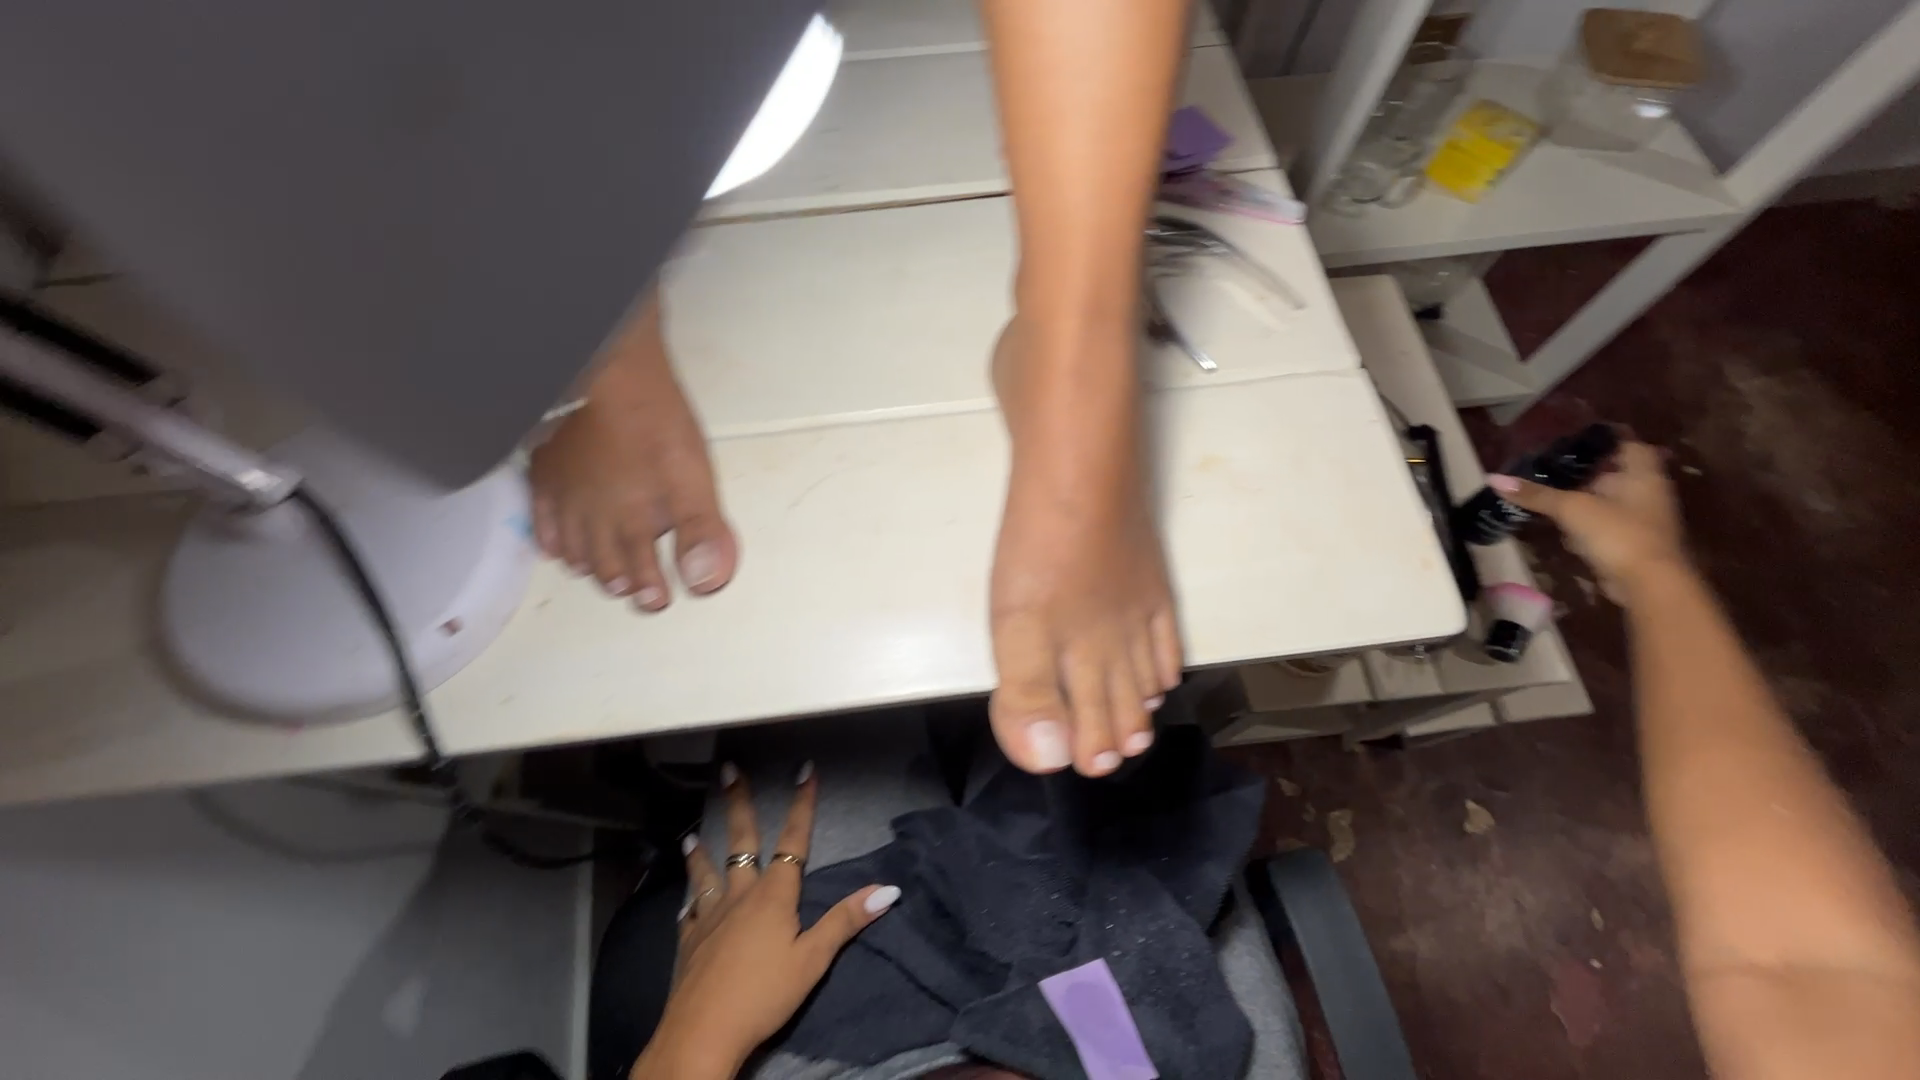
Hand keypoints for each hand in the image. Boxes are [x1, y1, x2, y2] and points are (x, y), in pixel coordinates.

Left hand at [631, 765, 900, 1079]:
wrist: (702, 1033)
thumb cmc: (764, 994)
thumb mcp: (813, 960)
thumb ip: (846, 920)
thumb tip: (888, 888)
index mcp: (774, 895)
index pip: (794, 839)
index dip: (802, 803)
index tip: (804, 770)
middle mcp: (740, 895)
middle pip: (741, 841)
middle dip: (739, 804)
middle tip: (728, 770)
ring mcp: (710, 917)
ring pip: (705, 874)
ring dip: (701, 853)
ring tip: (690, 835)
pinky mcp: (689, 943)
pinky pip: (689, 913)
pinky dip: (689, 902)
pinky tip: (685, 902)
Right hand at [1489, 439, 1689, 602]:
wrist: (1648, 583)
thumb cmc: (1618, 533)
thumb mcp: (1572, 509)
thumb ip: (1535, 494)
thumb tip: (1492, 478)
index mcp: (1641, 474)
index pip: (1627, 443)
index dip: (1603, 437)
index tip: (1574, 435)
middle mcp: (1646, 490)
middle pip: (1615, 470)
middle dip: (1587, 467)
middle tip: (1552, 461)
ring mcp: (1640, 516)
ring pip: (1608, 496)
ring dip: (1584, 494)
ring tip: (1548, 488)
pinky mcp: (1629, 539)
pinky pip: (1603, 520)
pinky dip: (1584, 519)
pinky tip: (1560, 522)